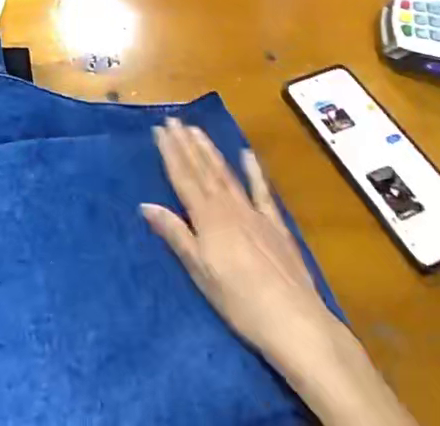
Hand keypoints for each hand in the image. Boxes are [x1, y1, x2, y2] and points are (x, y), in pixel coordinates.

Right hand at [141, 119, 333, 364]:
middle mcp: (228, 207)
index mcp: (207, 218)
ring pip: (226, 173)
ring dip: (210, 150)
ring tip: (197, 129)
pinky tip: (246, 153)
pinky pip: (261, 190)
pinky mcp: (275, 224)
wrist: (293, 319)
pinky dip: (253, 170)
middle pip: (203, 170)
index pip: (183, 178)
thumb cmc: (238, 301)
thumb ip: (175, 234)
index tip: (160, 128)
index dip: (170, 152)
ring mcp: (253, 212)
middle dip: (187, 144)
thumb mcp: (200, 271)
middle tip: (174, 119)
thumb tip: (146, 204)